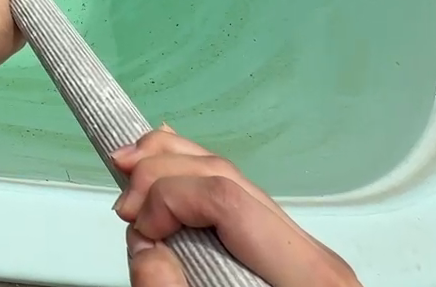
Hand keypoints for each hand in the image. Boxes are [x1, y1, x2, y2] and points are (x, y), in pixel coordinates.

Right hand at [112, 126, 359, 286]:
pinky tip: (160, 161)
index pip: (226, 200)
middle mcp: (313, 257)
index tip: (137, 229)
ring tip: (126, 165)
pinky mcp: (284, 256)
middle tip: (122, 203)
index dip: (168, 198)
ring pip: (228, 175)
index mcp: (310, 281)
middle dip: (159, 172)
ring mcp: (302, 252)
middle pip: (224, 176)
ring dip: (168, 162)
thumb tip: (146, 245)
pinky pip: (234, 194)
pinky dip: (189, 173)